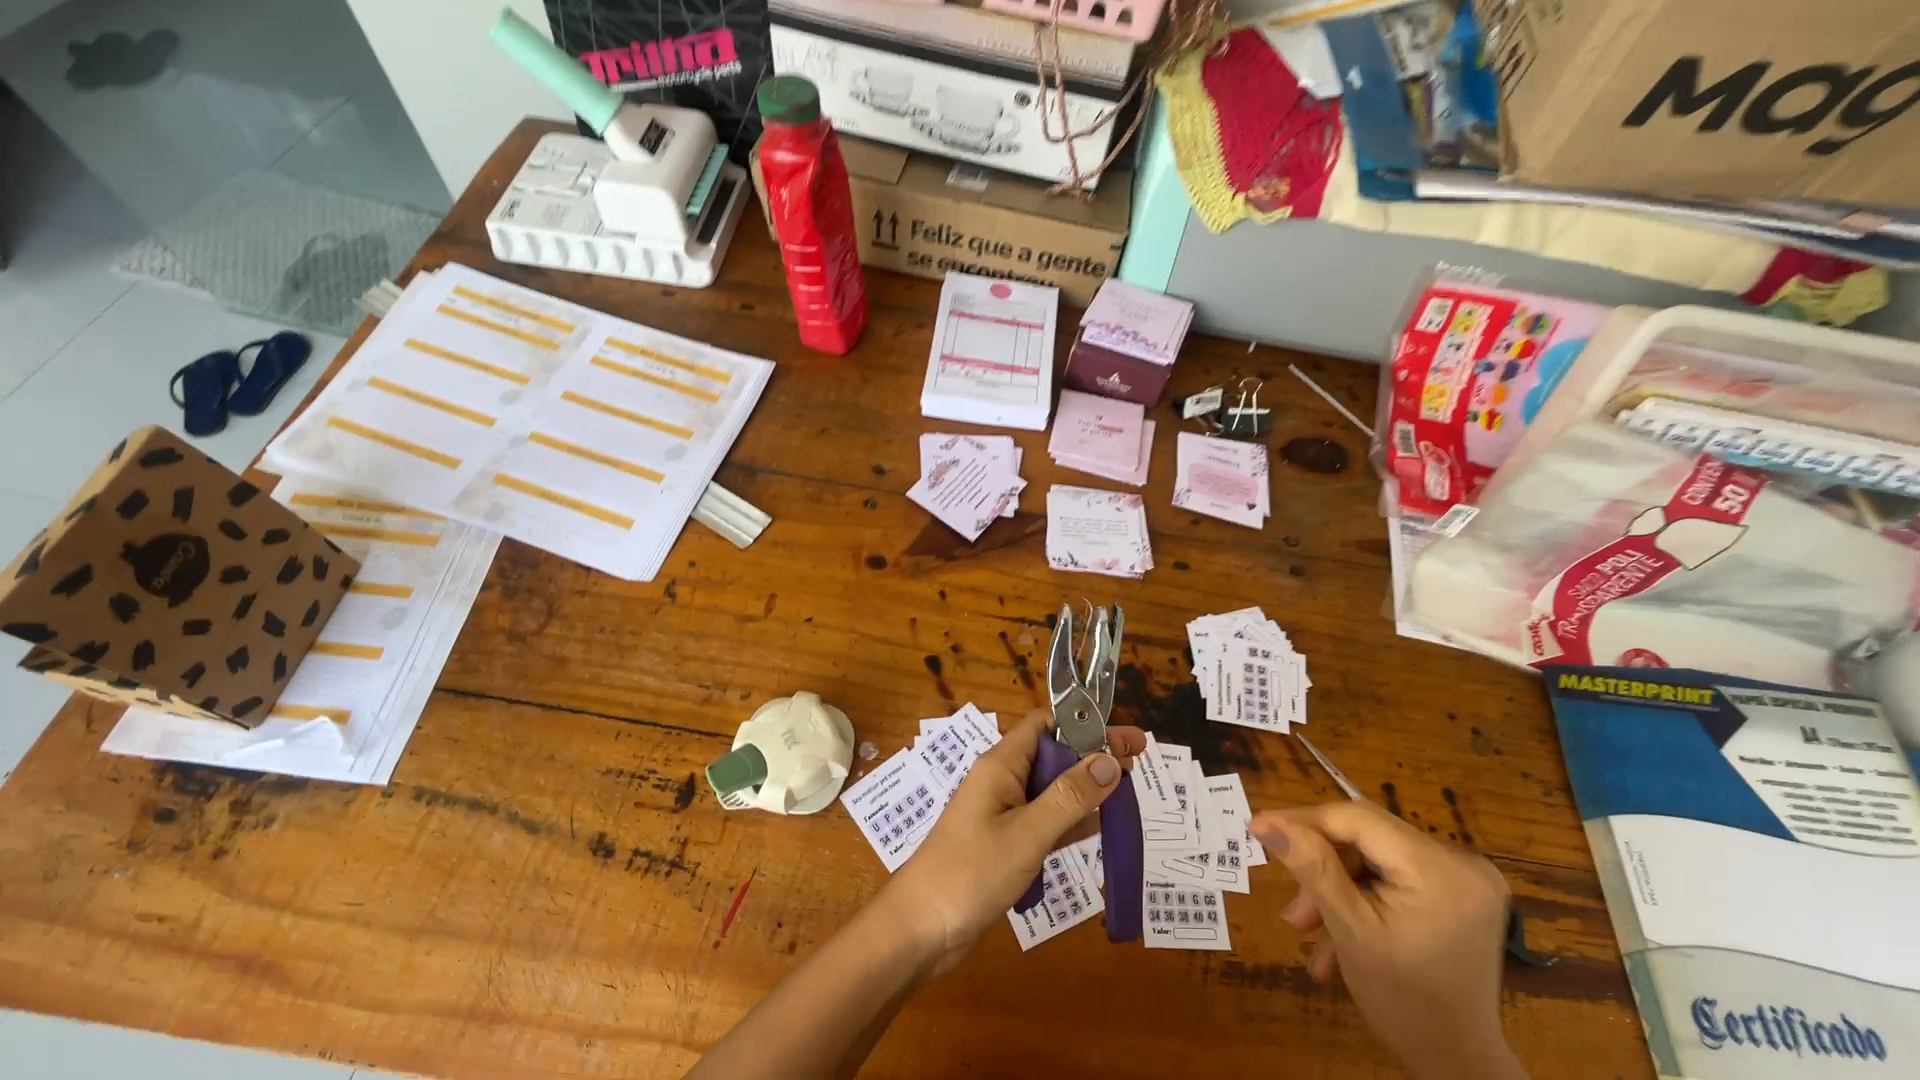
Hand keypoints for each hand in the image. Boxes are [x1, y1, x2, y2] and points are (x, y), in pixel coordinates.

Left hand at [878, 709, 1144, 975]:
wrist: (921, 928)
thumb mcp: (1026, 834)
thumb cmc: (969, 873)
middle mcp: (1002, 782)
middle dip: (1094, 753)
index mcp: (1001, 765)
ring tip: (1130, 787)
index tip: (1128, 736)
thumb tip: (1111, 759)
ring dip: (1087, 786)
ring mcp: (1003, 814)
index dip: (1086, 724)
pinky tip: (1103, 825)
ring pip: (1052, 789)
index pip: (1045, 725)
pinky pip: (1046, 821)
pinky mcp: (1006, 844)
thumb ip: (1069, 797)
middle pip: (1053, 755)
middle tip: (1140, 760)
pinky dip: (1074, 819)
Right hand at [1251, 801, 1525, 1079]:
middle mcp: (1462, 862)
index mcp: (1440, 869)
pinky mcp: (1458, 891)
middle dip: (1323, 868)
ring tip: (1310, 932)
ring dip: (1337, 888)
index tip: (1259, 830)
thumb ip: (1311, 867)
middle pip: (1367, 838)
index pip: (1359, 818)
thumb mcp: (1349, 930)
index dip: (1305, 820)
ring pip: (1375, 858)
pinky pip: (1395, 876)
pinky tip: (1340, 935)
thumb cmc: (1403, 1001)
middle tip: (1292, 909)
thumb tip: (1265, 820)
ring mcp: (1464, 877)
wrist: (1457, 1061)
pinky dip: (1363, 897)